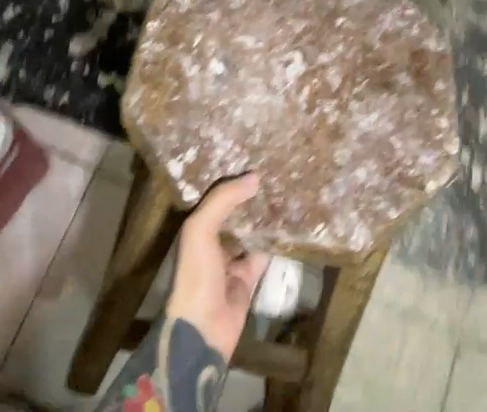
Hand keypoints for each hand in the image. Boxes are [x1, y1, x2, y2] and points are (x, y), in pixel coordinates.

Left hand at [165, 173, 271, 360]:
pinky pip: (263, 254)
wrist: (204, 327)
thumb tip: (254, 177)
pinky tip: (289, 224)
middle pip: (234, 214)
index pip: (214, 198)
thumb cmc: (196, 273)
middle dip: (250, 198)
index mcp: (196, 229)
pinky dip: (274, 242)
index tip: (251, 159)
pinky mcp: (249, 278)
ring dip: (263, 218)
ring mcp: (231, 260)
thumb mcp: (201, 229)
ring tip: (285, 192)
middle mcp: (213, 241)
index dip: (230, 181)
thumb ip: (223, 200)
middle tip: (274, 174)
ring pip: (250, 232)